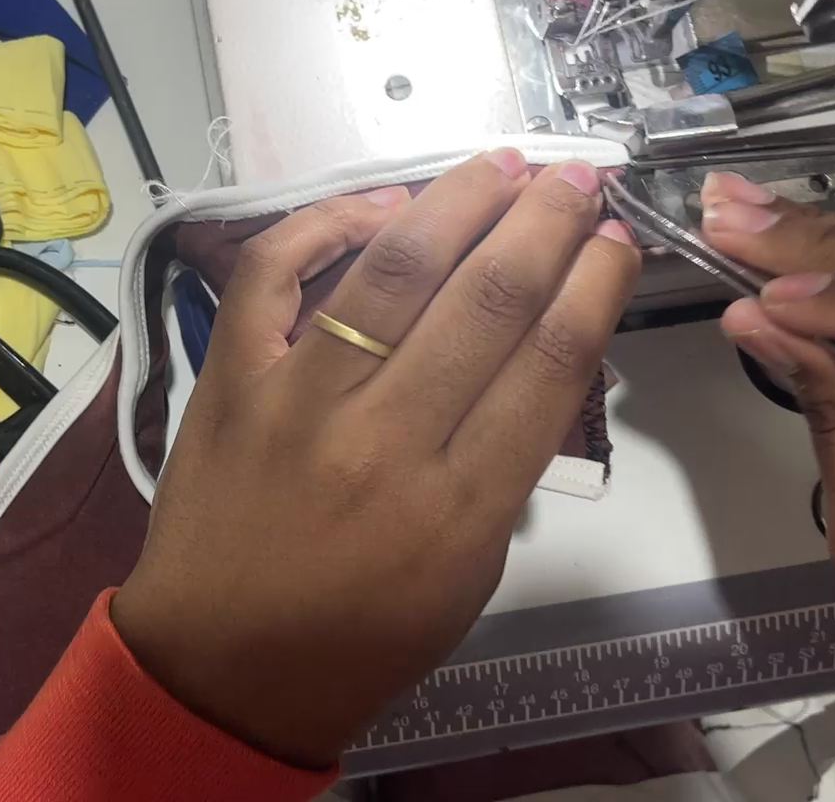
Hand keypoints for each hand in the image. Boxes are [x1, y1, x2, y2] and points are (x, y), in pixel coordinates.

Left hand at [112, 151, 640, 767]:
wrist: (220, 668)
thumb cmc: (358, 638)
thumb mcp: (468, 572)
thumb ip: (506, 463)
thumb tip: (541, 346)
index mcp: (460, 507)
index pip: (547, 363)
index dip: (592, 286)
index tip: (613, 239)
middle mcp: (382, 440)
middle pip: (483, 301)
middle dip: (542, 223)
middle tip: (573, 178)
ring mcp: (295, 401)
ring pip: (390, 272)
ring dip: (457, 203)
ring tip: (501, 165)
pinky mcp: (229, 379)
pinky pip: (270, 274)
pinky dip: (321, 224)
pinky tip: (378, 203)